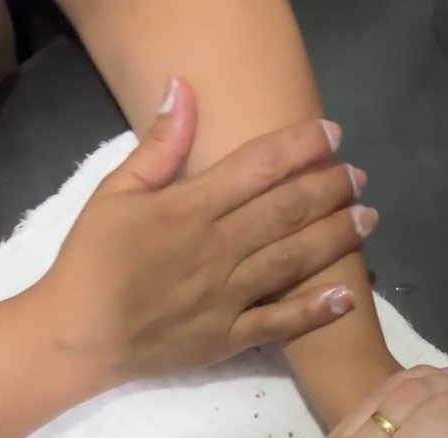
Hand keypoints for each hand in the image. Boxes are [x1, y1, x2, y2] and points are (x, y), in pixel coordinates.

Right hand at [32, 77, 371, 389]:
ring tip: (367, 219)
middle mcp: (220, 249)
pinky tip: (347, 294)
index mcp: (192, 208)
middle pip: (287, 211)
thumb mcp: (114, 193)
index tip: (332, 133)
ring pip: (293, 260)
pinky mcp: (229, 338)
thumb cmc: (91, 262)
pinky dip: (315, 310)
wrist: (79, 335)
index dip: (300, 146)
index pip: (258, 167)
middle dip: (330, 188)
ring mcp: (229, 296)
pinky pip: (280, 323)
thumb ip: (157, 147)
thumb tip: (184, 90)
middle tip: (360, 177)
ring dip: (334, 237)